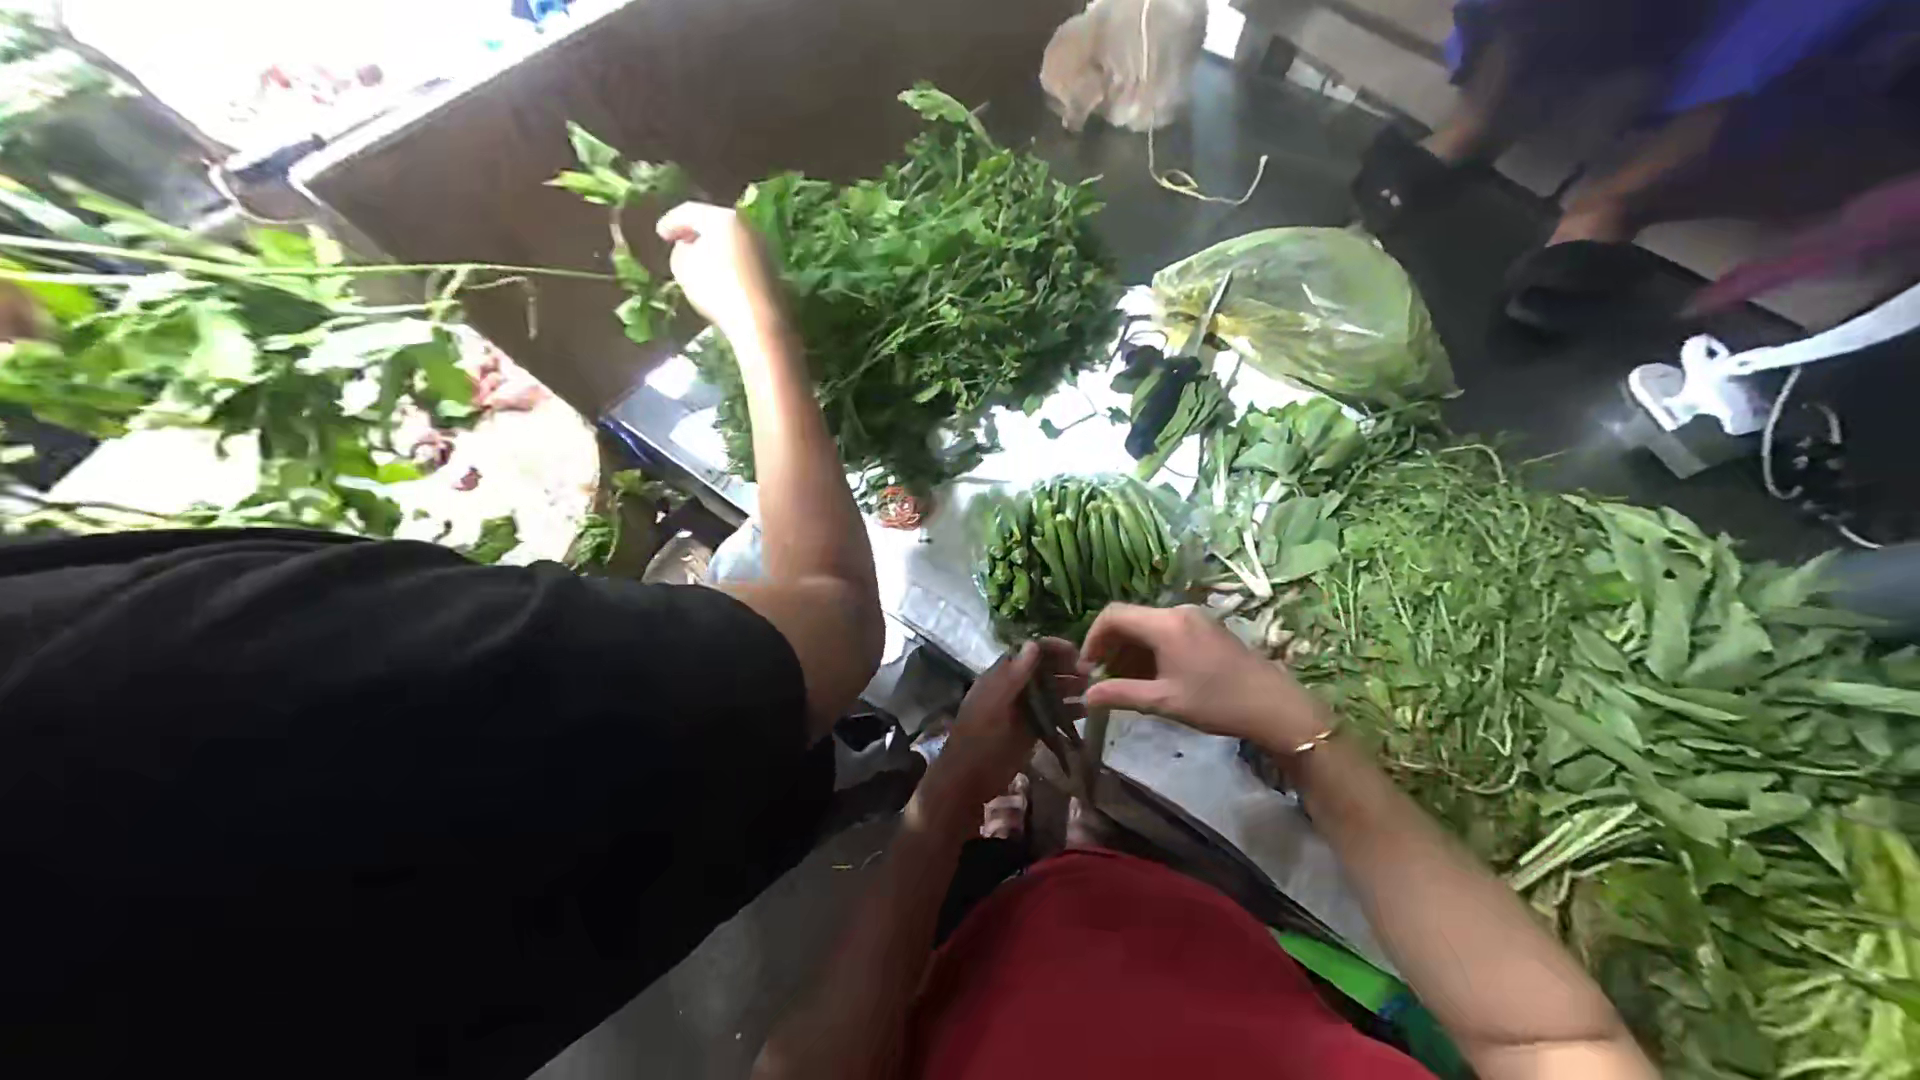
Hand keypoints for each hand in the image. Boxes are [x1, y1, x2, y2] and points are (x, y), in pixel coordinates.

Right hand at [655, 201, 784, 340]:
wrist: (759, 320)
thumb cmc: (716, 288)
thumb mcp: (683, 267)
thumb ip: (680, 250)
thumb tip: (688, 247)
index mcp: (723, 217)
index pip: (691, 212)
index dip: (671, 222)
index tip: (661, 234)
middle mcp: (747, 226)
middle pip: (714, 223)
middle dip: (696, 233)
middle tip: (679, 242)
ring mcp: (762, 247)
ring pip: (730, 240)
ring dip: (713, 247)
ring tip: (697, 260)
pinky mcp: (770, 269)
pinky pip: (742, 258)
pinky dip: (728, 261)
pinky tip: (719, 275)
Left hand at [915, 638, 1084, 832]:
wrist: (969, 779)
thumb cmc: (979, 738)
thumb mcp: (995, 704)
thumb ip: (1013, 675)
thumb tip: (1033, 644)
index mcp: (1000, 678)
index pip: (1027, 653)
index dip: (1049, 648)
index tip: (1074, 651)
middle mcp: (1013, 690)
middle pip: (1042, 671)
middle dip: (1064, 668)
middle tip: (1088, 672)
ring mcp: (1022, 711)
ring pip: (1049, 692)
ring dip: (1069, 688)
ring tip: (1089, 688)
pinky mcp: (1031, 731)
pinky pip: (1052, 715)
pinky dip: (1067, 712)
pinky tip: (1084, 712)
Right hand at [1081, 604, 1326, 748]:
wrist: (1276, 707)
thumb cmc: (1217, 703)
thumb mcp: (1163, 702)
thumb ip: (1120, 694)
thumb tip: (1086, 696)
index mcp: (1165, 624)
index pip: (1112, 615)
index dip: (1092, 639)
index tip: (1088, 668)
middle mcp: (1177, 612)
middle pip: (1129, 618)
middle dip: (1110, 646)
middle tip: (1103, 678)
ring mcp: (1195, 618)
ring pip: (1147, 625)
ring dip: (1130, 650)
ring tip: (1126, 681)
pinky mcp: (1207, 628)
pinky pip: (1166, 630)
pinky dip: (1150, 649)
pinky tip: (1153, 676)